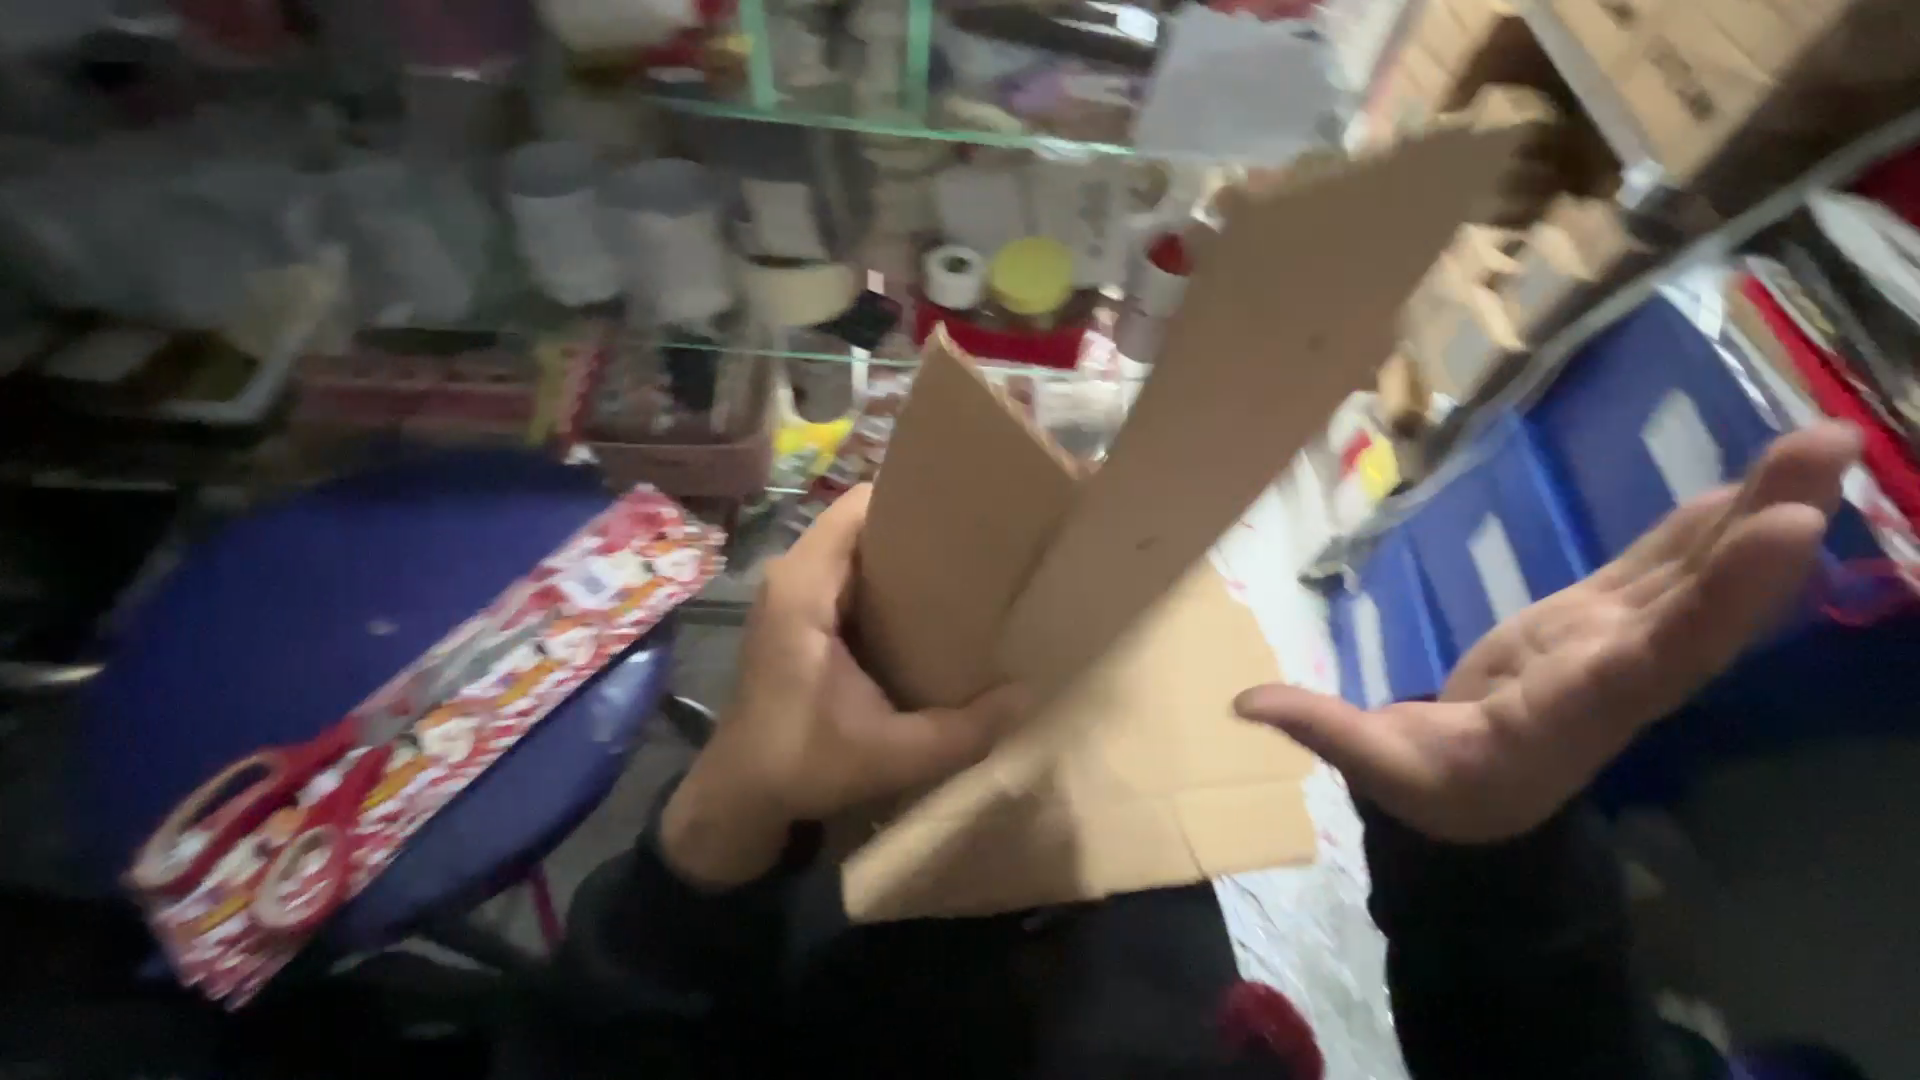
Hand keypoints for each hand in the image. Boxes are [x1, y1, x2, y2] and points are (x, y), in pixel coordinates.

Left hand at [661, 485, 1028, 887]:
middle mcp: (792, 575)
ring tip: (959, 565)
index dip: (909, 498)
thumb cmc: (803, 765)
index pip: (858, 507)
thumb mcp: (893, 754)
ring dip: (900, 550)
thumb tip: (1029, 695)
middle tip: (975, 540)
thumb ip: (964, 730)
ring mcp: (790, 592)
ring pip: (853, 543)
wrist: (740, 793)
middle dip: (914, 523)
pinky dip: (883, 574)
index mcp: (804, 588)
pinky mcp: (795, 612)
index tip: (964, 510)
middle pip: (859, 518)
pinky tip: (925, 602)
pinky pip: (845, 569)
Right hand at [1235, 423, 1860, 842]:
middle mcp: (1614, 678)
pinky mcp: (1595, 628)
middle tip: (1829, 447)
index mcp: (1562, 715)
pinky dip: (1702, 534)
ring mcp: (1611, 649)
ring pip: (1694, 583)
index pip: (1647, 663)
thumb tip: (1240, 703)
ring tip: (1818, 440)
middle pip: (1701, 611)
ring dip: (1758, 514)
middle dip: (1766, 534)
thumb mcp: (1374, 769)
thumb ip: (1319, 729)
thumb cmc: (1433, 792)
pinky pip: (1657, 577)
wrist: (1485, 811)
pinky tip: (1745, 490)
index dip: (1712, 602)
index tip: (1782, 534)